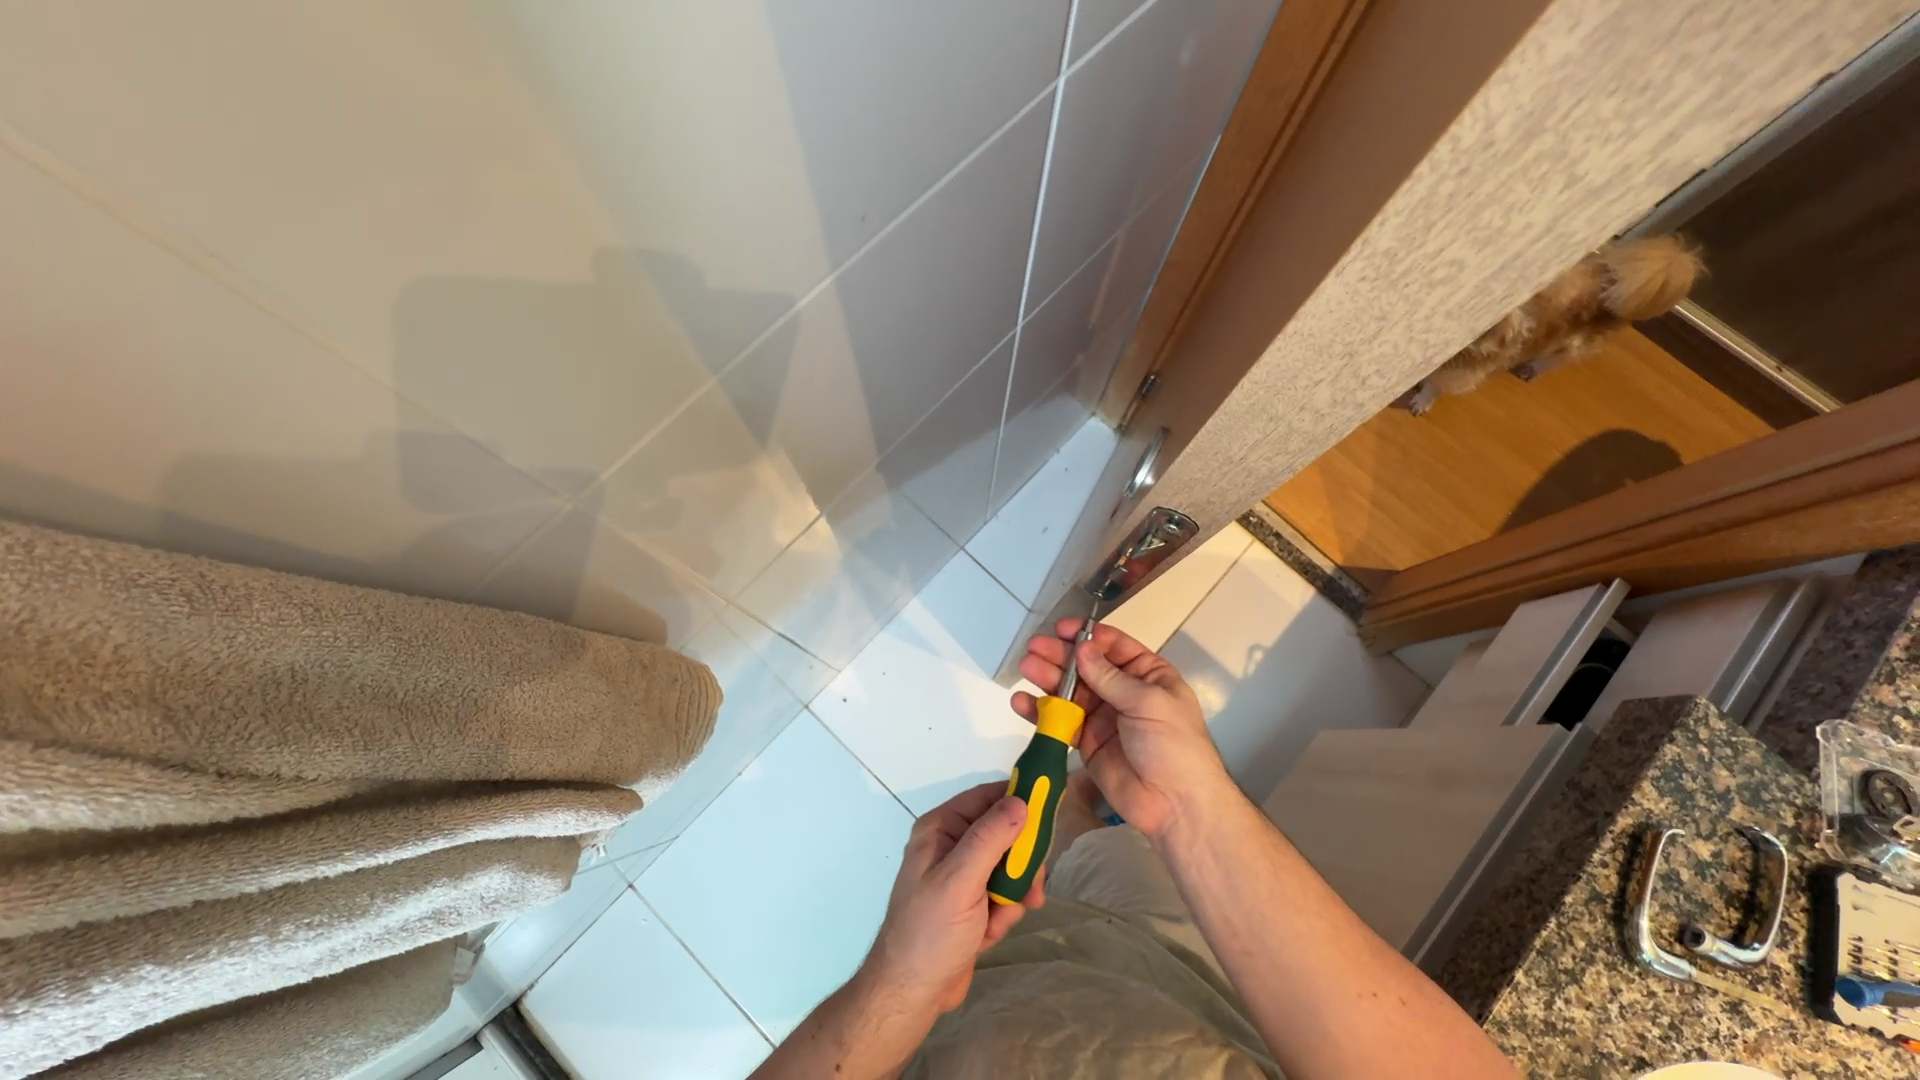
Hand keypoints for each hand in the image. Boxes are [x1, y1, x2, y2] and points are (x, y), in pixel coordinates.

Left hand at [860, 782, 1045, 1016]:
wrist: (913, 991)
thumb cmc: (930, 931)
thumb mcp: (960, 881)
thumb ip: (990, 838)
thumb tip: (1020, 801)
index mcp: (941, 828)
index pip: (987, 798)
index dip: (1019, 800)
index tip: (1051, 812)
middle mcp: (952, 844)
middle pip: (1006, 833)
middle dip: (1019, 865)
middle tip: (1030, 888)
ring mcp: (963, 874)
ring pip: (1010, 866)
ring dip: (1012, 895)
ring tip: (999, 919)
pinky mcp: (973, 901)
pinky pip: (1005, 893)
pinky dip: (1004, 913)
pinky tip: (990, 933)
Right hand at [1012, 620, 1230, 839]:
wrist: (1175, 804)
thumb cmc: (1173, 745)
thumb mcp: (1148, 703)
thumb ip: (1110, 677)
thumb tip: (1082, 649)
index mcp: (1147, 675)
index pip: (1113, 646)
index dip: (1088, 636)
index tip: (1062, 630)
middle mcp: (1123, 691)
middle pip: (1086, 666)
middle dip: (1060, 655)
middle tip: (1034, 649)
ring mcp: (1103, 716)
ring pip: (1069, 690)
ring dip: (1047, 678)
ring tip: (1026, 667)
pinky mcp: (1086, 742)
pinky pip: (1060, 721)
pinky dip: (1040, 711)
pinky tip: (1021, 701)